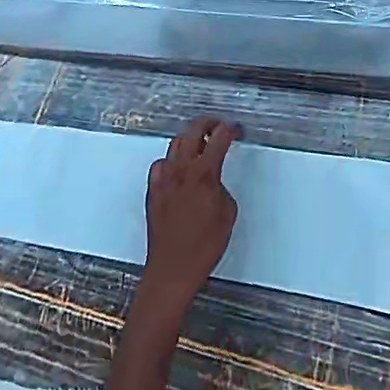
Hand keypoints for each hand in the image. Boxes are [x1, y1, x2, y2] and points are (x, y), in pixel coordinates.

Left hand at [142, 115, 238, 308]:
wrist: (173, 267)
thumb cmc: (203, 246)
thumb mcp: (227, 214)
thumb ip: (221, 188)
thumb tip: (214, 182)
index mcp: (203, 174)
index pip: (218, 139)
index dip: (229, 129)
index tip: (235, 128)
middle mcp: (181, 170)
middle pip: (193, 131)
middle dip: (208, 122)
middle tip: (218, 124)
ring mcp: (164, 178)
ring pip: (175, 143)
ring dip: (190, 136)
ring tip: (201, 140)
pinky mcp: (153, 189)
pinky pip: (161, 163)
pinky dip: (171, 158)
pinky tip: (177, 165)